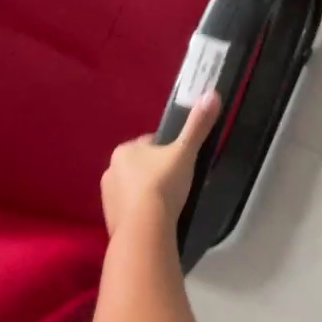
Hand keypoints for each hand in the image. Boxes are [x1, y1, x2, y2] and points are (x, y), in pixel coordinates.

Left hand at [100, 92, 221, 235]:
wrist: (145, 227)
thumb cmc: (163, 184)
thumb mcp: (185, 152)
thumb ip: (197, 126)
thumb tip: (212, 94)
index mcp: (125, 150)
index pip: (151, 144)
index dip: (170, 152)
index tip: (183, 163)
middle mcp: (110, 169)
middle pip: (141, 167)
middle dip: (157, 173)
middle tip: (179, 185)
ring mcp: (108, 195)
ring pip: (134, 188)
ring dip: (149, 193)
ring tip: (170, 205)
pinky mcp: (111, 217)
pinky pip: (131, 209)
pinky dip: (142, 211)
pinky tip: (158, 218)